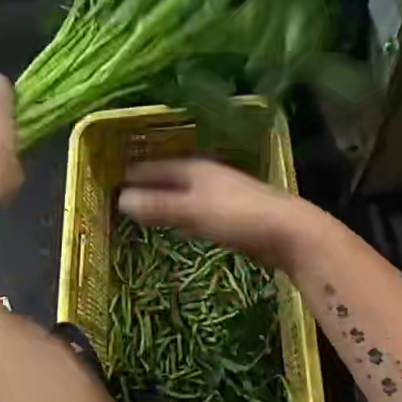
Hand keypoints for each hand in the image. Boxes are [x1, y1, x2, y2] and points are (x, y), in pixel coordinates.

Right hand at [117, 160, 317, 269]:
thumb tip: (119, 200)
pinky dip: (182, 218)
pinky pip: (197, 213)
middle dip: (147, 186)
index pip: (154, 167)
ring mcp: (222, 196)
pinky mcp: (233, 217)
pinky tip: (179, 229)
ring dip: (164, 202)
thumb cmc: (239, 217)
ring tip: (142, 211)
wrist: (292, 235)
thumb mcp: (192, 211)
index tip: (109, 179)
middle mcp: (207, 176)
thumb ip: (157, 206)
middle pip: (169, 178)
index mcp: (195, 168)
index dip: (133, 173)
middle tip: (121, 195)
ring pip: (183, 195)